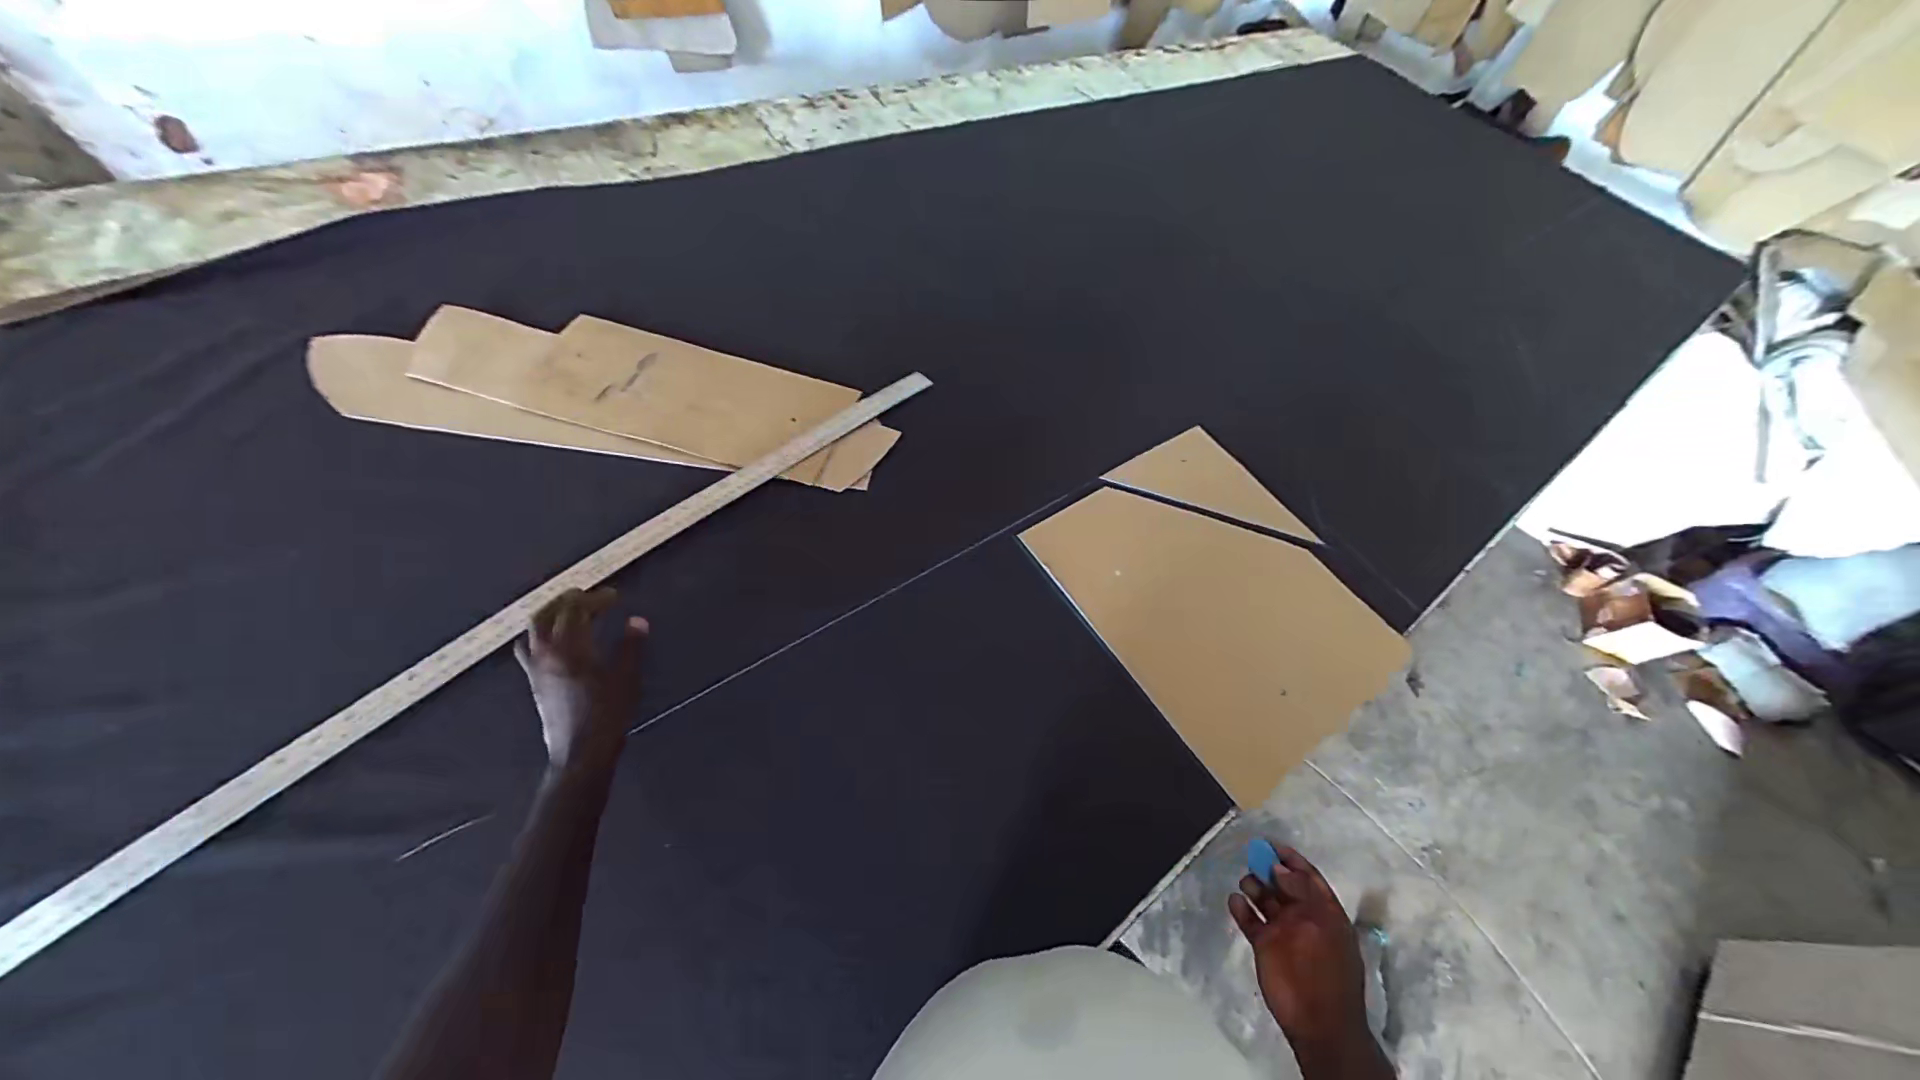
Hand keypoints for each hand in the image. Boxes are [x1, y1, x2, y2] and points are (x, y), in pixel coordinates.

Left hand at [513, 587, 647, 772]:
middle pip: (545, 614)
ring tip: (567, 612)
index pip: (575, 610)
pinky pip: (529, 648)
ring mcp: (535, 669)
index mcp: (569, 648)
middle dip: (565, 600)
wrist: (581, 753)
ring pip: (532, 631)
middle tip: (586, 595)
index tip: (614, 595)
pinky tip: (555, 641)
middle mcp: (545, 654)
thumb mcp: (627, 677)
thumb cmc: (608, 713)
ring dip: (548, 615)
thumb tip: (637, 621)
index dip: (594, 598)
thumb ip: (631, 646)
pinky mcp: (534, 683)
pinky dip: (540, 635)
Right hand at [1228, 845, 1389, 1078]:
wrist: (1319, 1025)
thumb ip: (1300, 893)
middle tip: (1252, 857)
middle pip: (1284, 886)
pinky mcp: (1266, 947)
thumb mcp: (1318, 925)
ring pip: (1267, 902)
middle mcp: (1304, 919)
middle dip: (1269, 869)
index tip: (1273, 844)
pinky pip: (1252, 922)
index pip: (1308, 878)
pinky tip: (1234, 901)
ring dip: (1255, 888)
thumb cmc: (1323, 972)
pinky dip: (1242, 910)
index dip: (1292, 860)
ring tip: (1245, 881)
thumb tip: (1279, 867)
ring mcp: (1284, 934)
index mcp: (1324, 914)